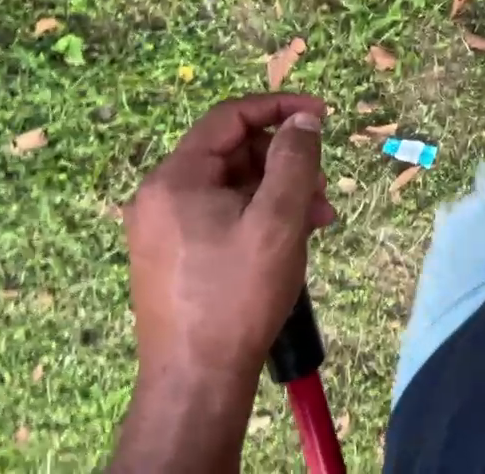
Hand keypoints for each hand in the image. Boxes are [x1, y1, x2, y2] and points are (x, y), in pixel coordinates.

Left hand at [123, 94, 335, 384]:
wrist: (197, 376)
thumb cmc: (239, 290)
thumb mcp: (279, 217)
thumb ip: (295, 159)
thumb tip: (304, 119)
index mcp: (175, 180)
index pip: (229, 117)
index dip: (280, 107)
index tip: (324, 117)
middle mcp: (161, 196)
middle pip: (235, 150)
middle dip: (287, 160)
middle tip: (323, 187)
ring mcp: (165, 225)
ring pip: (236, 181)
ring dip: (283, 189)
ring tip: (318, 219)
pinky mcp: (176, 250)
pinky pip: (227, 209)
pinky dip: (264, 211)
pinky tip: (296, 234)